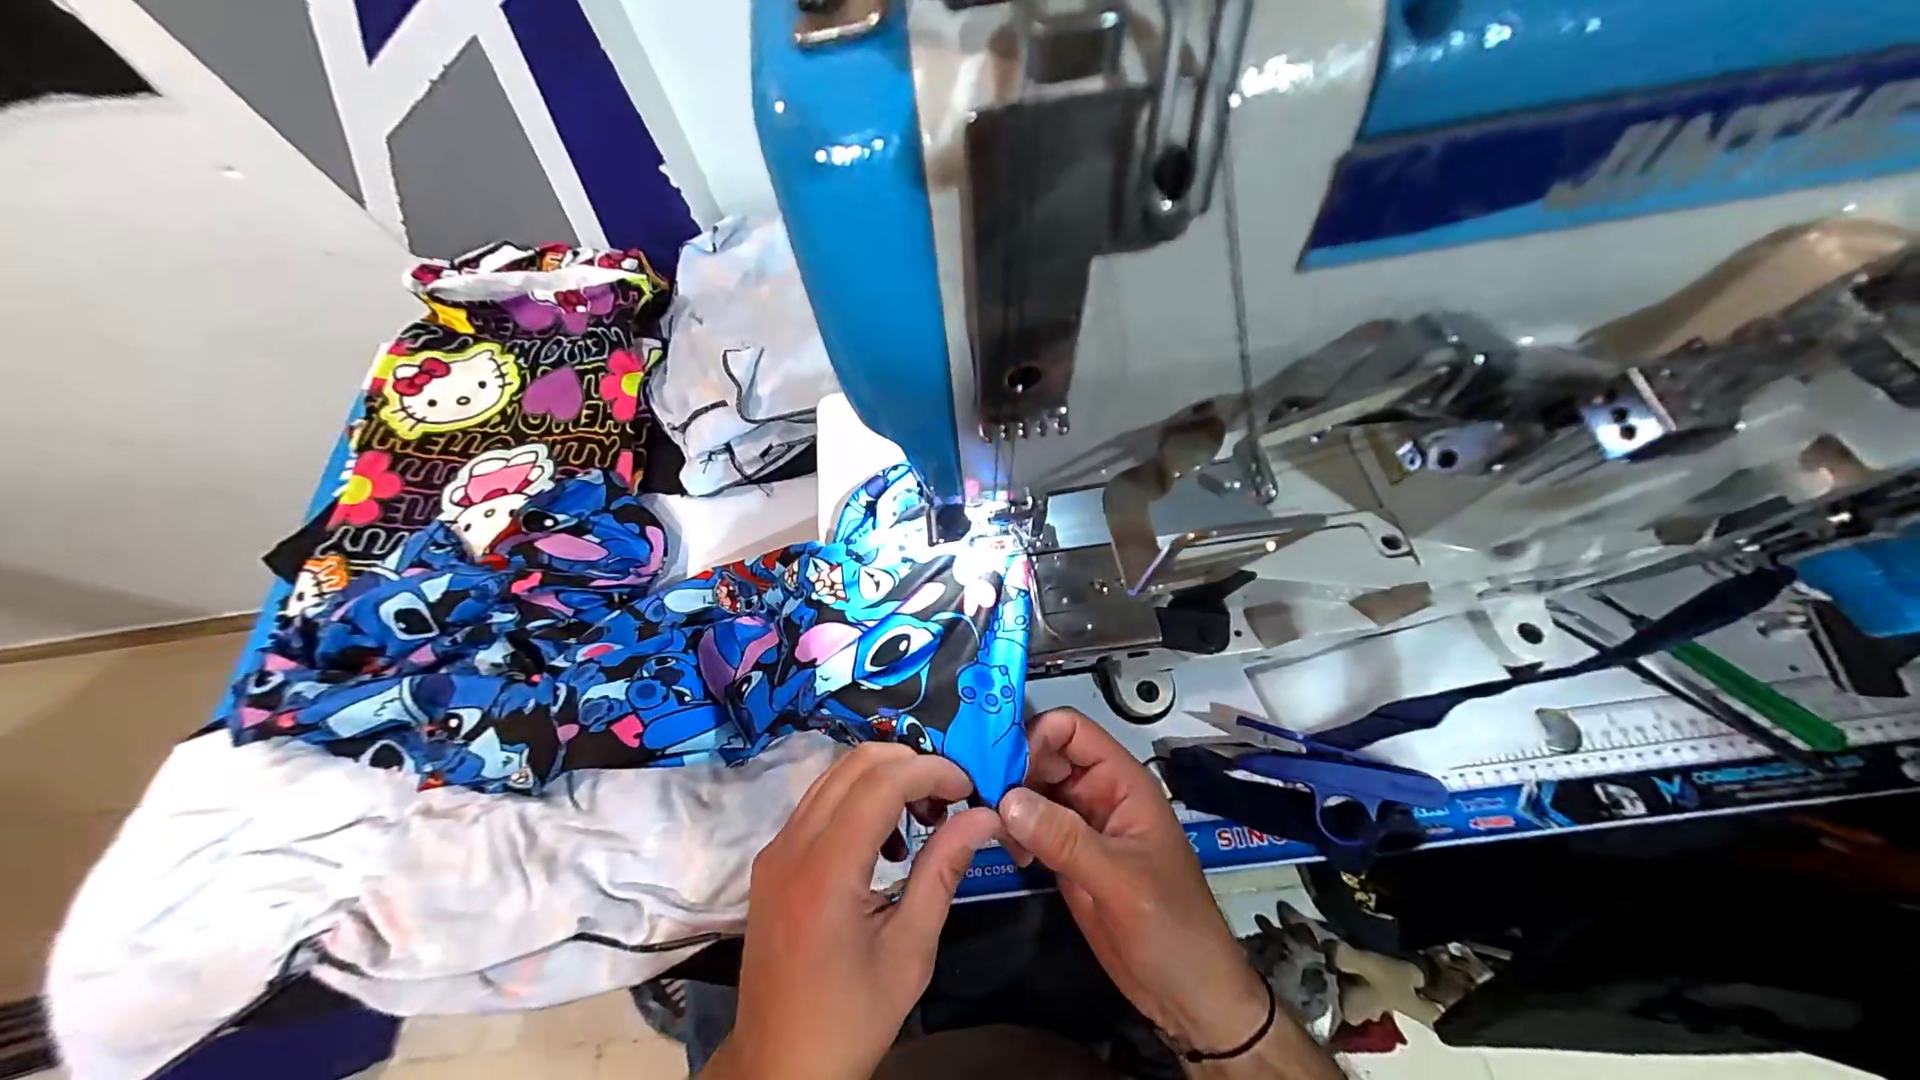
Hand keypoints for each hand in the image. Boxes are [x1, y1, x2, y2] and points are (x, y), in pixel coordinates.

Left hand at [703, 742, 1001, 1079]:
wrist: (779, 1066)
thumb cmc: (851, 1017)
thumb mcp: (910, 950)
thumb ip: (944, 871)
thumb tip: (985, 817)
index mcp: (826, 870)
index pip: (882, 782)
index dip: (932, 771)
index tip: (968, 789)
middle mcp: (792, 844)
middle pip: (856, 762)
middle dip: (911, 765)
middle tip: (948, 799)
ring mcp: (776, 848)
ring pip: (836, 774)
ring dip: (885, 778)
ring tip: (922, 816)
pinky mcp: (772, 858)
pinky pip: (820, 800)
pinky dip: (859, 797)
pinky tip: (884, 840)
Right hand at [1005, 709, 1339, 1076]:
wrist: (1189, 996)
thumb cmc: (1172, 929)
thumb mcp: (1121, 880)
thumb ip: (1065, 839)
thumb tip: (1008, 800)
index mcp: (1122, 782)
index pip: (1071, 731)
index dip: (1035, 736)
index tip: (1001, 766)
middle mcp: (1098, 793)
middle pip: (1045, 755)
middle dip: (1013, 769)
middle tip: (985, 799)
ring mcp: (1080, 824)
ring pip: (1032, 788)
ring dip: (1008, 801)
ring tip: (993, 828)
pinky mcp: (1066, 853)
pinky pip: (1030, 824)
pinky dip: (1013, 829)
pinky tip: (1010, 851)